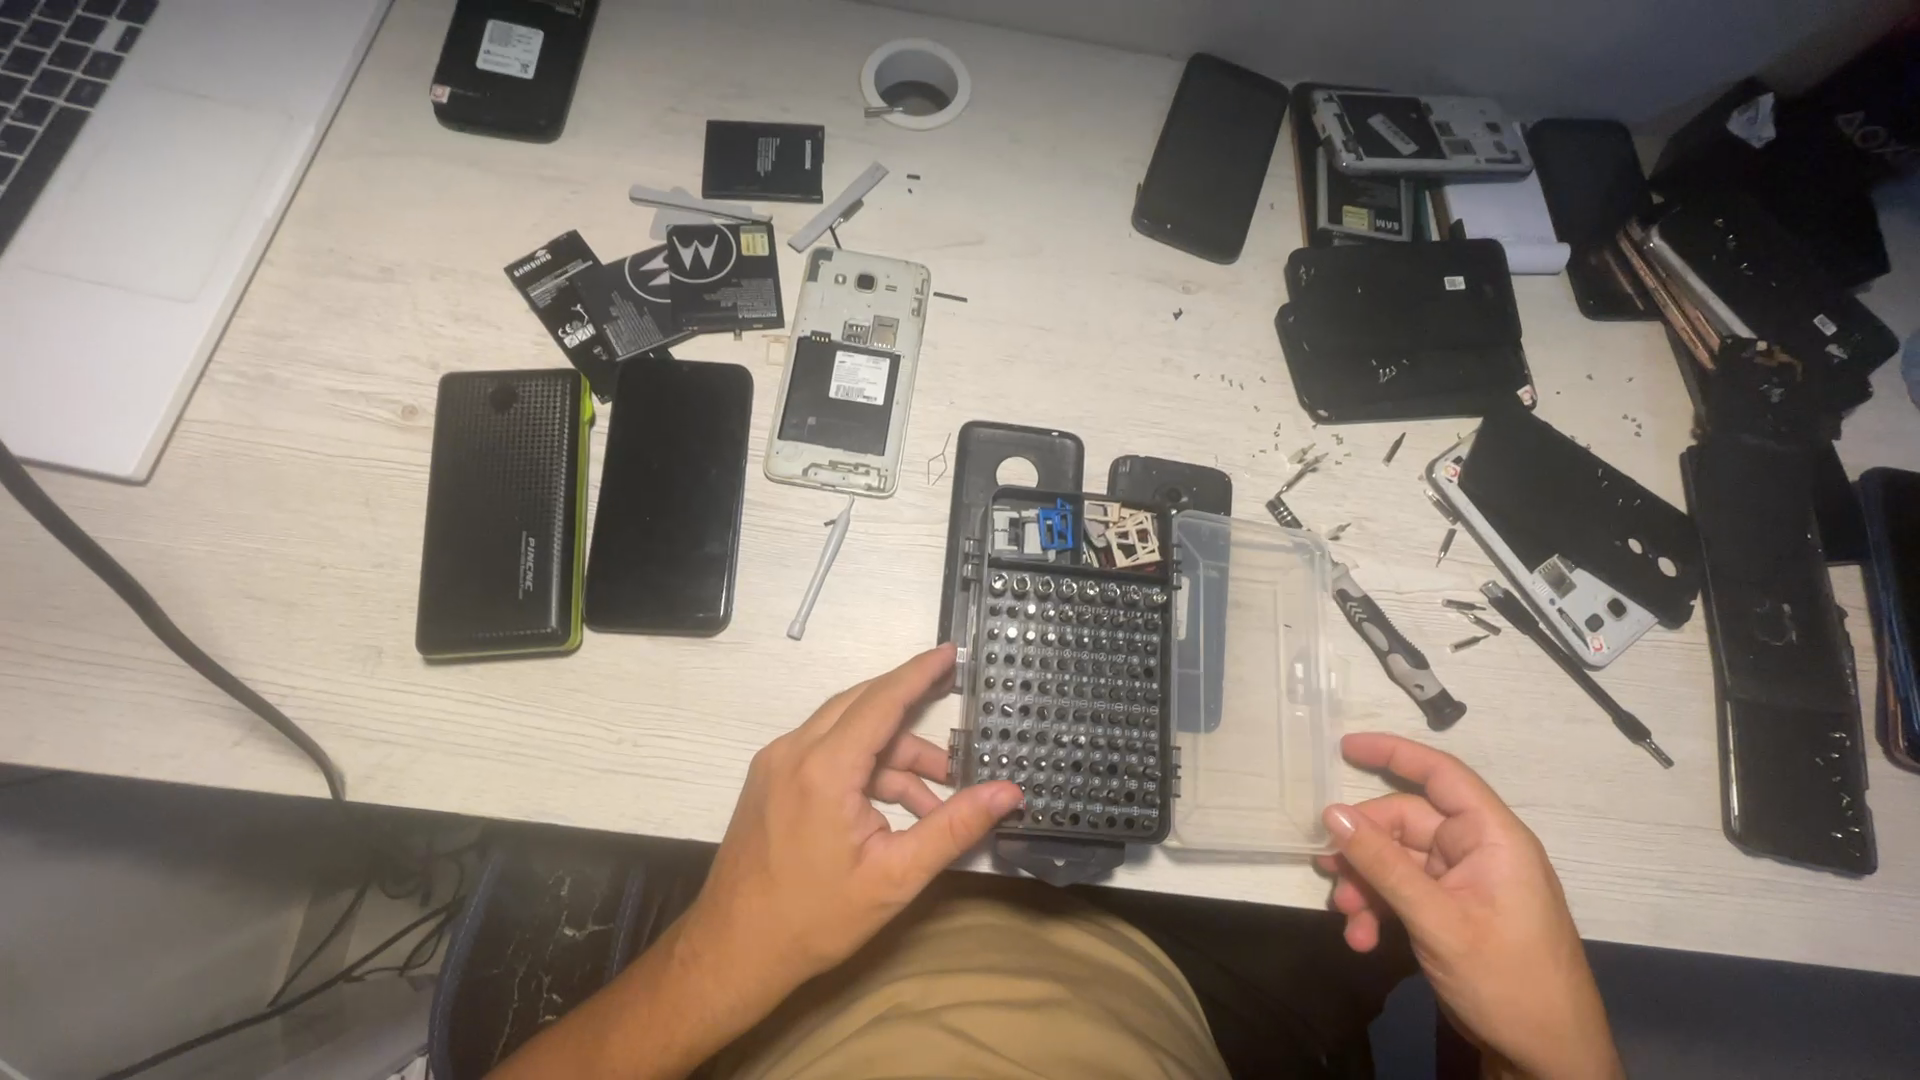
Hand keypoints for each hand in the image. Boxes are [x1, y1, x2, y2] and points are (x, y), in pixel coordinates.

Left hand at [679, 643, 1023, 1018]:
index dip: (919, 673)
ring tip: (937, 796)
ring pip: (845, 731)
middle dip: (912, 713)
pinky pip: (826, 751)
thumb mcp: (895, 876)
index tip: (950, 651)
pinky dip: (865, 768)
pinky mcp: (771, 779)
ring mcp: (777, 763)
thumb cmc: (815, 919)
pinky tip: (895, 808)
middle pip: (863, 706)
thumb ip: (953, 827)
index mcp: (824, 768)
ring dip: (892, 754)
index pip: (881, 700)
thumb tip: (1007, 792)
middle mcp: (794, 751)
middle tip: (955, 713)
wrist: (733, 952)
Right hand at [1316, 734, 1621, 1079]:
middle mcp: (1477, 852)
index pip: (1441, 775)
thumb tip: (1332, 813)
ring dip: (1365, 884)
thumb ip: (1383, 864)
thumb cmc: (1509, 982)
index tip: (1343, 747)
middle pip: (1404, 824)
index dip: (1394, 753)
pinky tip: (1362, 938)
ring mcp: (1463, 883)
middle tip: (1327, 869)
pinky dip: (1377, 909)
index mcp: (1493, 839)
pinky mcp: (1450, 912)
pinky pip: (1401, 892)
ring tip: (1346, 914)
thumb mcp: (1438, 921)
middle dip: (1362, 847)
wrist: (1549, 1063)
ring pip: (1395, 860)